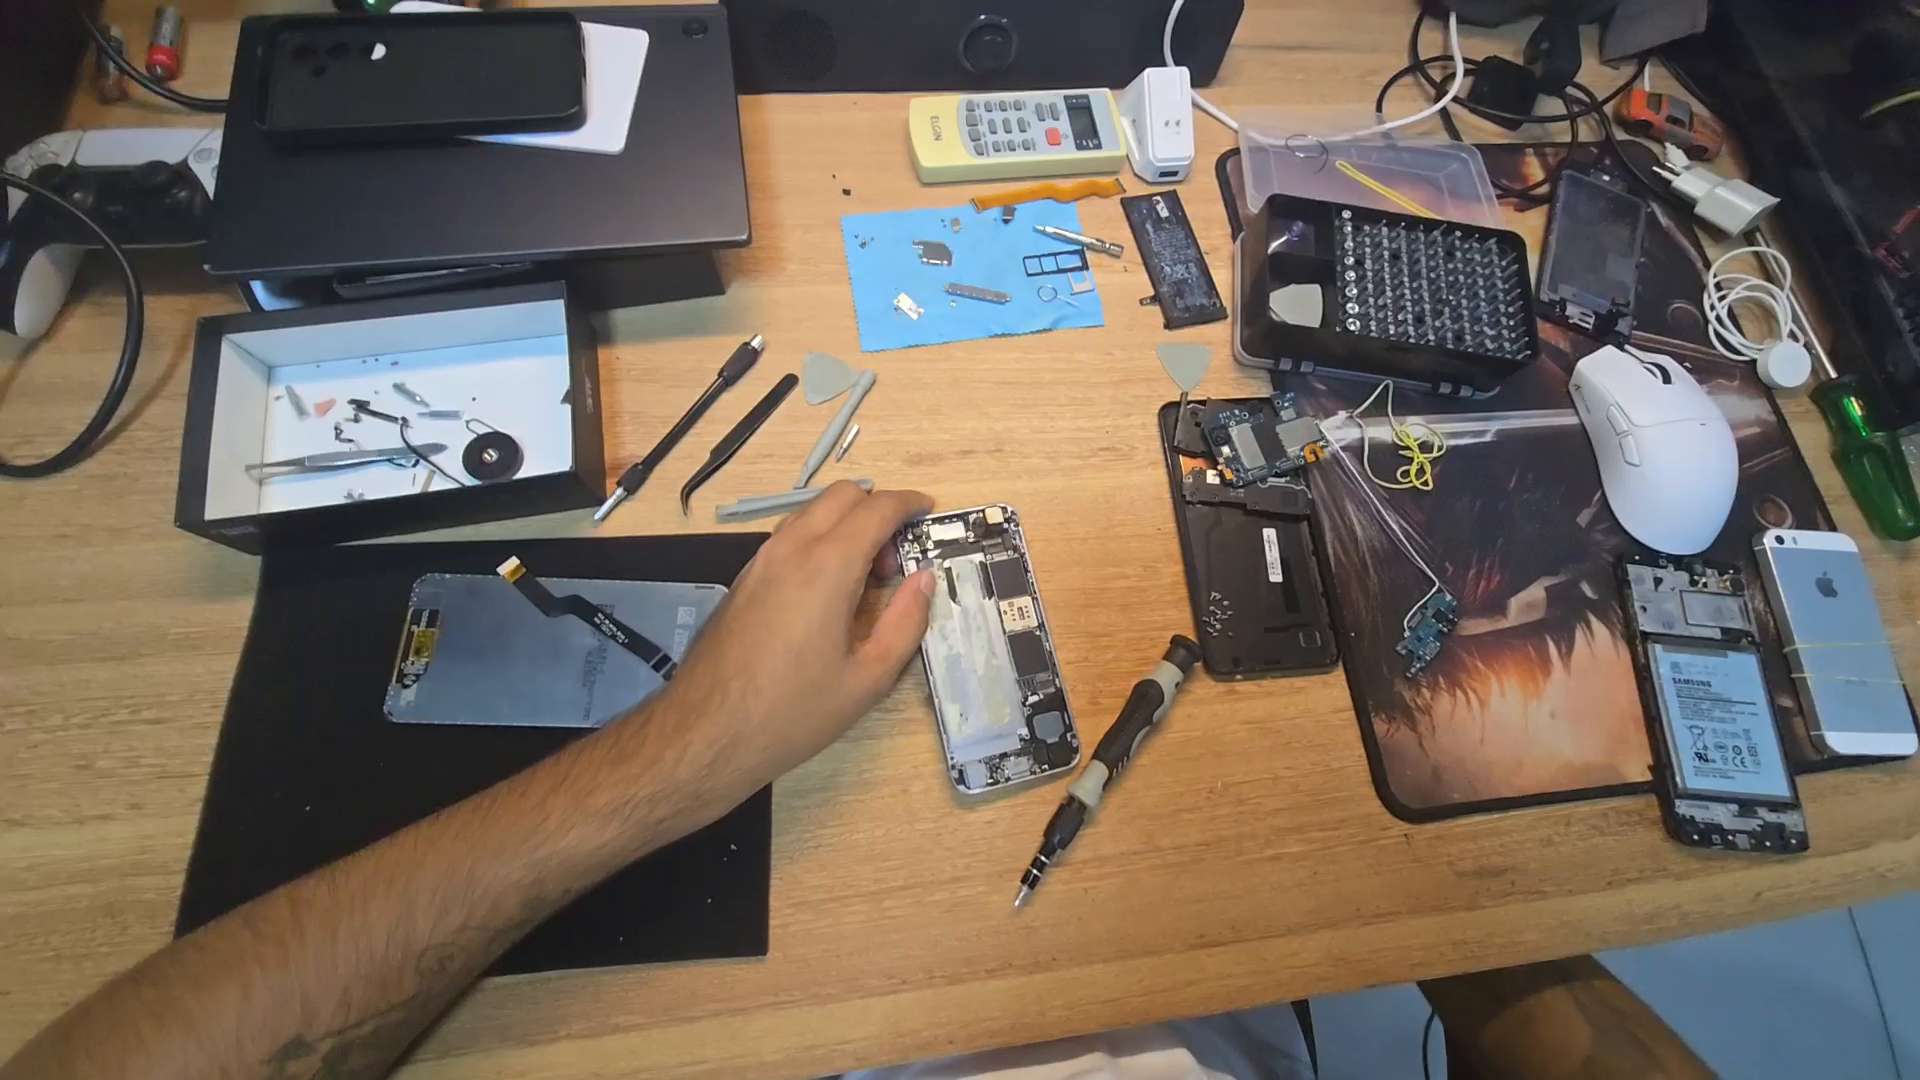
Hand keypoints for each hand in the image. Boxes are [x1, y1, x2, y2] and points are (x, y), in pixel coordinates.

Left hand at [640, 482, 935, 809]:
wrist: (705, 732)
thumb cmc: (792, 711)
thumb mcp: (867, 678)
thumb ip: (906, 622)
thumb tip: (924, 580)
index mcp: (826, 566)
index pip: (876, 508)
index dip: (909, 503)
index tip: (928, 512)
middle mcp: (790, 549)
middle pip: (842, 495)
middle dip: (878, 510)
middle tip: (894, 560)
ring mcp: (761, 560)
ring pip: (812, 512)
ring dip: (846, 524)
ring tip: (863, 579)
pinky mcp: (744, 578)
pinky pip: (790, 537)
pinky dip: (820, 541)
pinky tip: (827, 592)